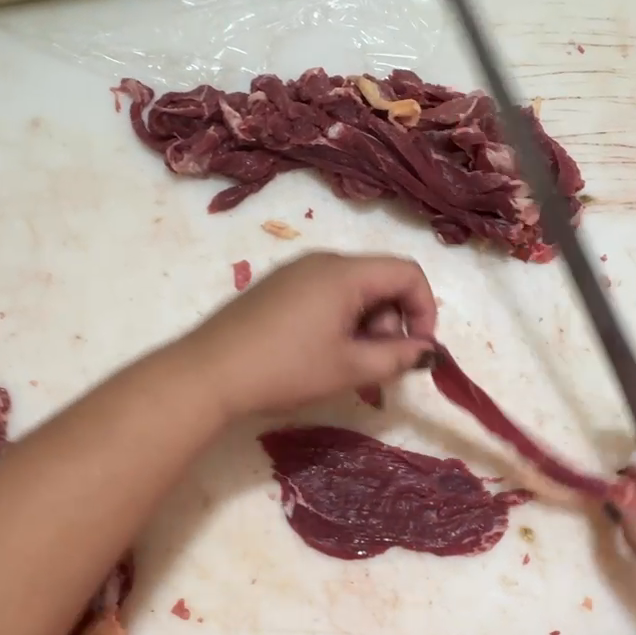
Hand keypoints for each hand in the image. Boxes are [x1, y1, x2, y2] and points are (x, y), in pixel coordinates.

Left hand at [177, 252, 436, 417]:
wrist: (209, 373)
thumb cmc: (286, 369)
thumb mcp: (349, 368)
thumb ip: (396, 357)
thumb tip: (426, 351)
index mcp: (345, 272)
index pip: (408, 272)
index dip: (425, 310)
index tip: (417, 351)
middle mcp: (322, 261)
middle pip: (380, 280)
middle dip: (393, 322)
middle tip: (377, 365)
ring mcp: (295, 272)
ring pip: (353, 290)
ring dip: (367, 326)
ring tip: (350, 366)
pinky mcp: (276, 288)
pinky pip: (325, 295)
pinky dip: (340, 322)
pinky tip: (322, 356)